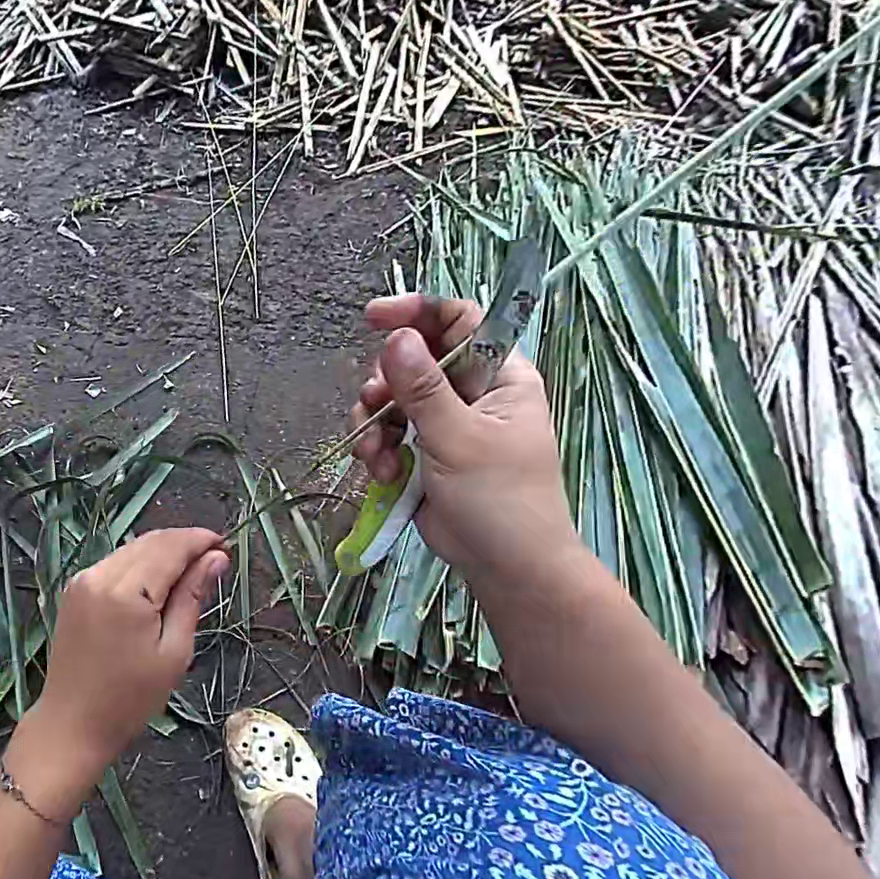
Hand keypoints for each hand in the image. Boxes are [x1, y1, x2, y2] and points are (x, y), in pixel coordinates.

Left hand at [12, 529, 228, 802]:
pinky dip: (141, 563)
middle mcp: (100, 575)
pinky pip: (116, 562)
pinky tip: (157, 583)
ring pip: (133, 548)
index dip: (201, 540)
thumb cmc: (130, 699)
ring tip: (190, 574)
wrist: (71, 725)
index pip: (171, 546)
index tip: (226, 546)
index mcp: (126, 592)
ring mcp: (83, 579)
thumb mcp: (174, 652)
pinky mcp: (74, 589)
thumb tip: (217, 558)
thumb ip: (193, 597)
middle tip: (214, 560)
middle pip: (151, 541)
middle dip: (185, 543)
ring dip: (163, 551)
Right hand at [349, 294, 578, 582]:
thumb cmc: (499, 498)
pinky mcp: (421, 452)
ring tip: (377, 457)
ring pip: (391, 400)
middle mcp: (469, 392)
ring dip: (374, 426)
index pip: (459, 322)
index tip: (374, 318)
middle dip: (385, 386)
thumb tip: (395, 337)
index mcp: (497, 376)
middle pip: (412, 361)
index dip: (417, 312)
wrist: (505, 566)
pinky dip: (377, 451)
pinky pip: (386, 434)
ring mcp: (443, 423)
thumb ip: (423, 388)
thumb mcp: (459, 438)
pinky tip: (383, 475)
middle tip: (375, 407)